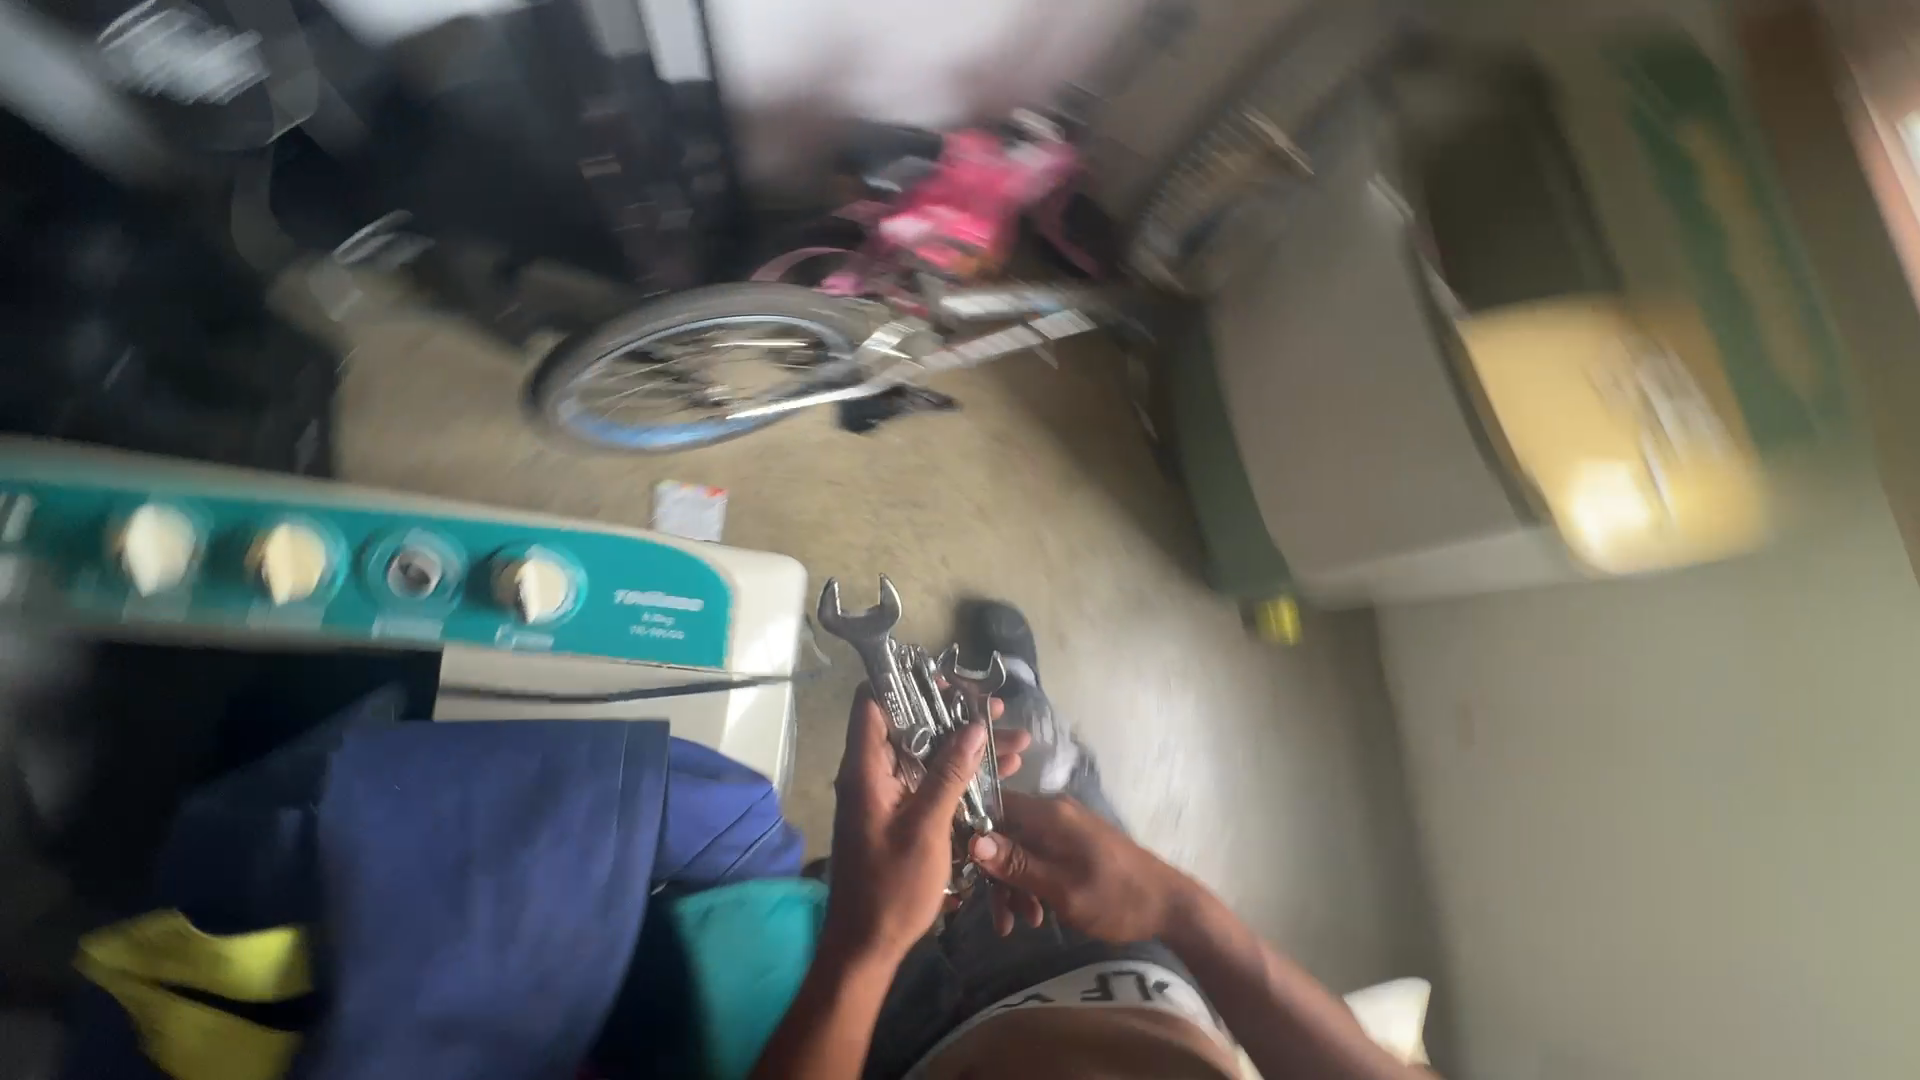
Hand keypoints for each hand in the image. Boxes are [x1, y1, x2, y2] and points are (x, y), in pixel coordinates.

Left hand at [824, 687, 1029, 964]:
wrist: (867, 945)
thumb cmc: (891, 888)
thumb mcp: (926, 828)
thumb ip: (949, 775)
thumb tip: (973, 727)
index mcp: (865, 769)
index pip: (873, 703)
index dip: (906, 683)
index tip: (948, 680)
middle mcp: (873, 773)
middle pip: (912, 725)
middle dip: (956, 715)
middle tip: (998, 710)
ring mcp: (889, 794)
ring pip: (929, 754)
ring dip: (969, 747)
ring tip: (1017, 741)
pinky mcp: (903, 813)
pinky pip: (932, 781)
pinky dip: (963, 774)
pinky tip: (1003, 771)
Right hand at [969, 791, 1195, 942]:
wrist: (1170, 906)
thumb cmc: (1116, 897)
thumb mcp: (1061, 888)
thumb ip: (1017, 864)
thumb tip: (972, 840)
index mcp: (1049, 813)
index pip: (994, 806)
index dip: (973, 834)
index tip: (963, 870)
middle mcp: (1054, 811)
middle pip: (1006, 833)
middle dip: (997, 874)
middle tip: (1001, 919)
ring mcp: (1065, 825)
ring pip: (1021, 848)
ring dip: (1015, 885)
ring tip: (1023, 924)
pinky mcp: (1073, 842)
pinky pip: (1039, 855)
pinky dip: (1033, 882)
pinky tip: (1037, 914)